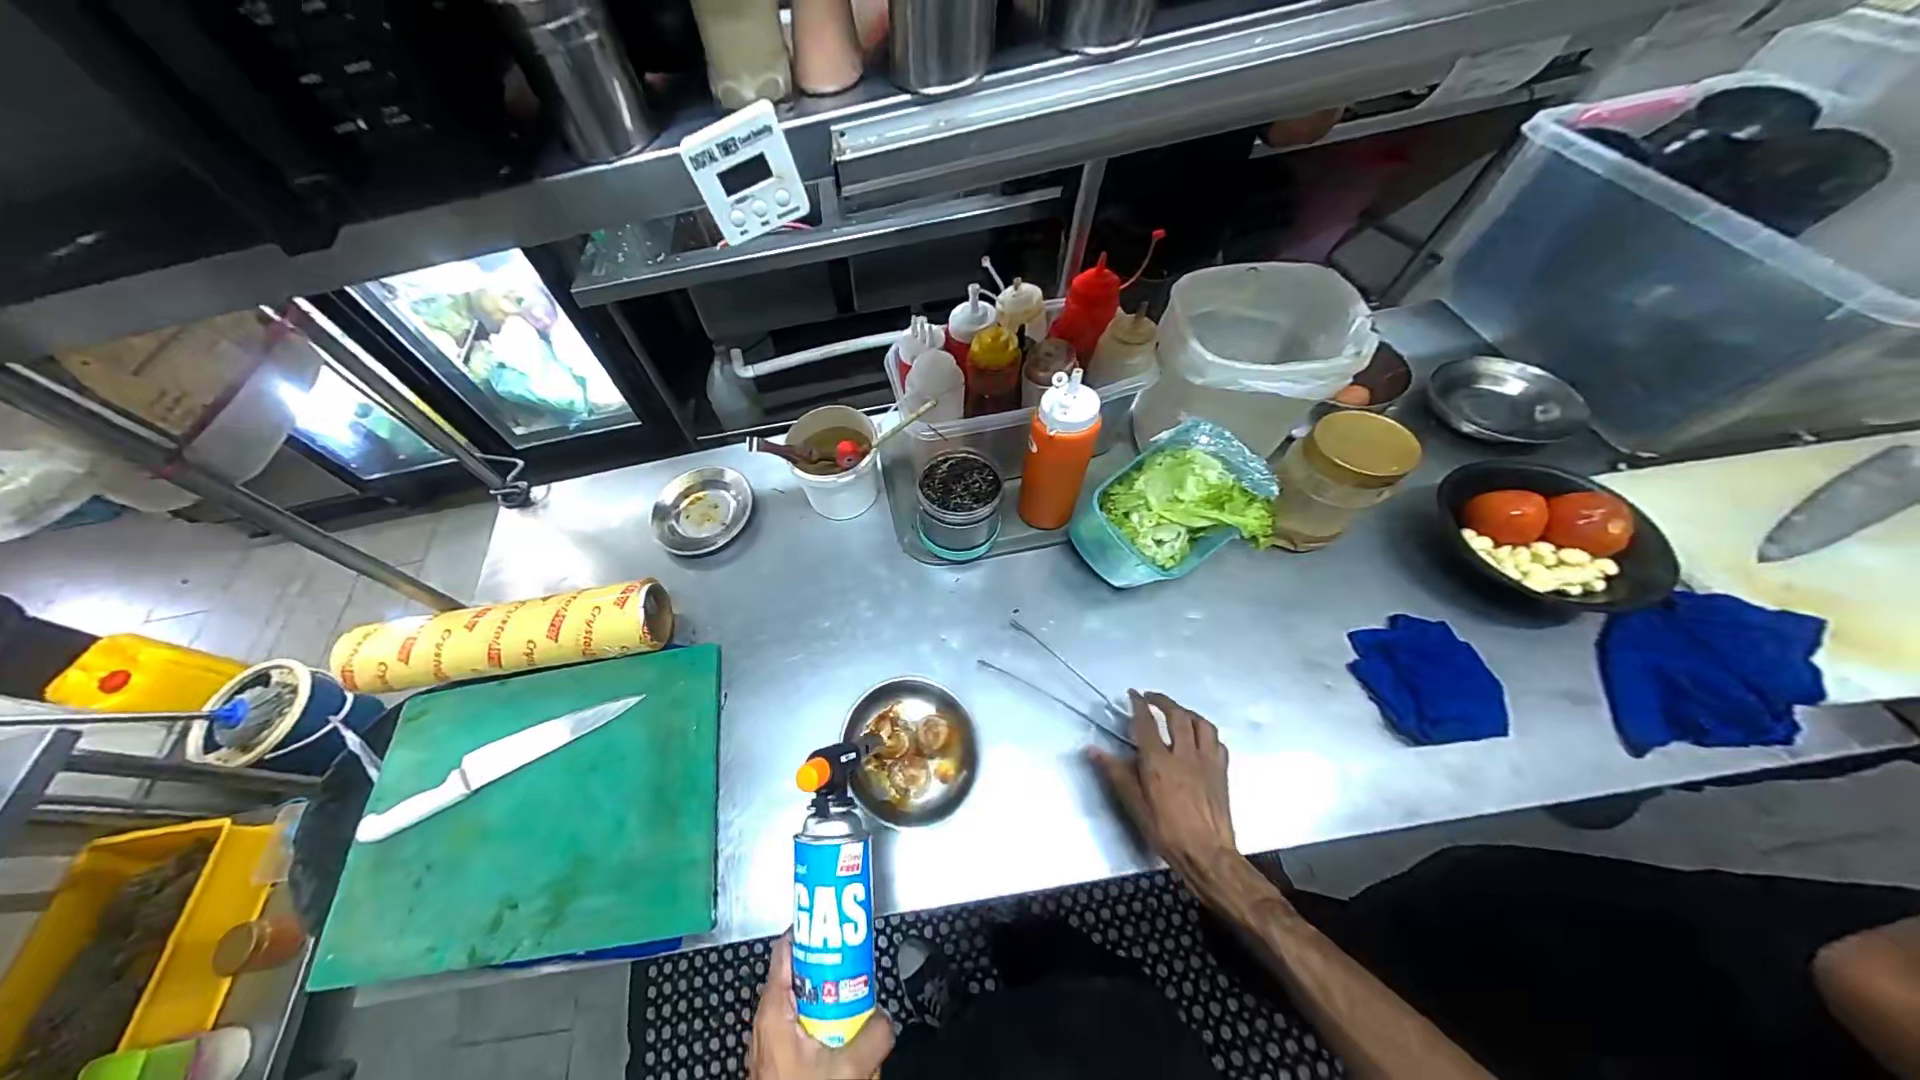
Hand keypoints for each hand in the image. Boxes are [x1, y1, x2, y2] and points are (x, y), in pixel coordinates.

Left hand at [748, 934, 893, 1079]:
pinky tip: (847, 1040)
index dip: (814, 932)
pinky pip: (805, 1028)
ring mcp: (772, 1040)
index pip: (787, 949)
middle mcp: (768, 1018)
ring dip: (833, 1001)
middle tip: (860, 966)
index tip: (841, 926)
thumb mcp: (849, 1070)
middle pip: (801, 974)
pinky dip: (826, 1025)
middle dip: (833, 970)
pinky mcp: (780, 1060)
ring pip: (805, 1003)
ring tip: (860, 1004)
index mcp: (774, 1009)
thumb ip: (875, 1035)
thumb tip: (885, 1017)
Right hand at [1091, 690, 1240, 898]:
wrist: (1207, 853)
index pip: (1147, 722)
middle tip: (1152, 698)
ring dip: (1187, 712)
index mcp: (1158, 761)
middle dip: (1163, 701)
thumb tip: (1093, 750)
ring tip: (1178, 712)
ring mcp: (1206, 761)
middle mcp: (1184, 754)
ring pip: (1201, 724)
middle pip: (1177, 715)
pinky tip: (1200, 738)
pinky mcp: (1222, 771)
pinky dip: (1206, 733)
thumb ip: (1116, 773)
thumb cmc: (1165, 831)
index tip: (1133, 694)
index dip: (1139, 704)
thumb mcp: (1133, 804)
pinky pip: (1217, 742)